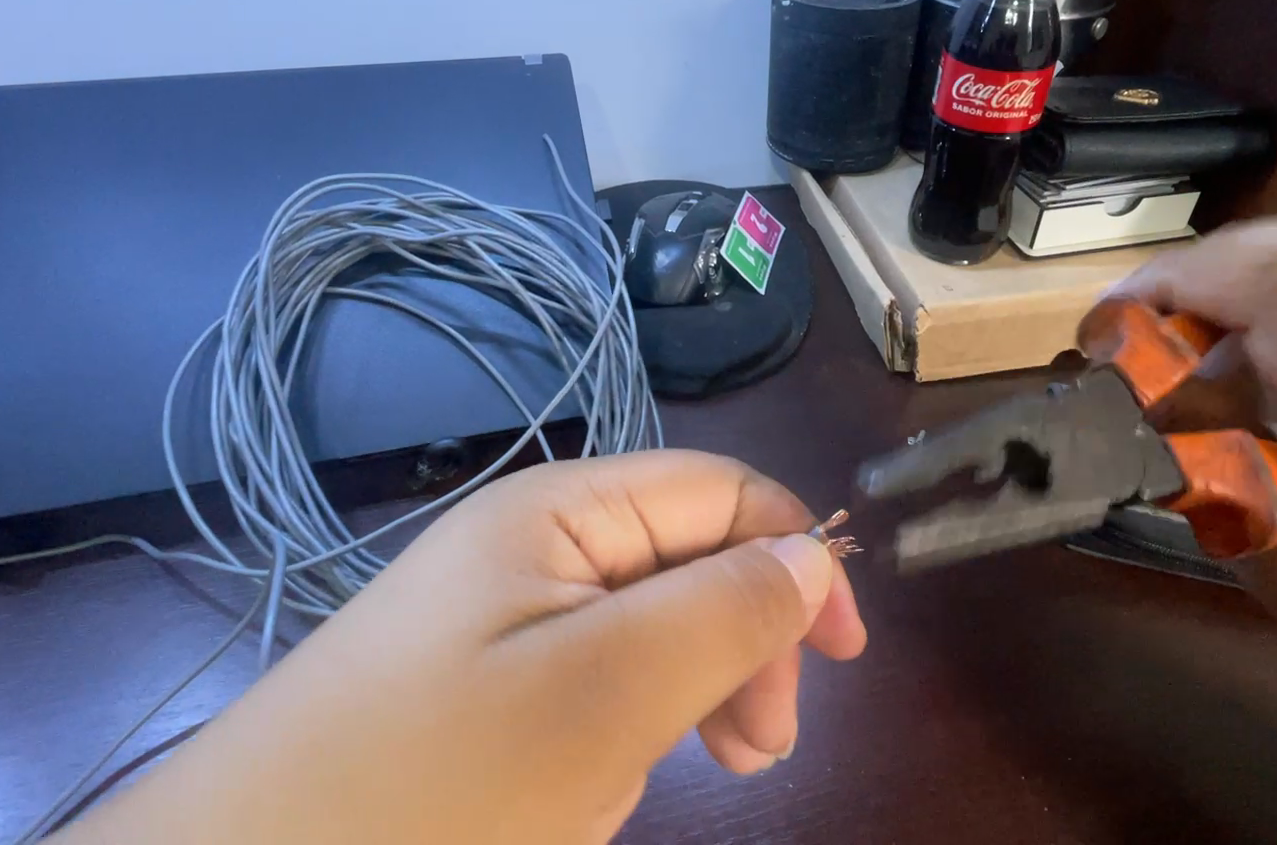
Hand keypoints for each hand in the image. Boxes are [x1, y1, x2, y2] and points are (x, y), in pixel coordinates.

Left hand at [58, 450, 866, 844]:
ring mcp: (512, 612)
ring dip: (698, 684)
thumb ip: (725, 610)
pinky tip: (613, 780)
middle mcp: (541, 543)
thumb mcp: (607, 694)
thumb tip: (812, 555)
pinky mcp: (493, 679)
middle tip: (762, 745)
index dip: (793, 551)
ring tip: (704, 766)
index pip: (718, 491)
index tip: (845, 654)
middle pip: (691, 554)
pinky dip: (637, 719)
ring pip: (654, 620)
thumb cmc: (431, 787)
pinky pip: (603, 674)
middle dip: (747, 634)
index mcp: (564, 511)